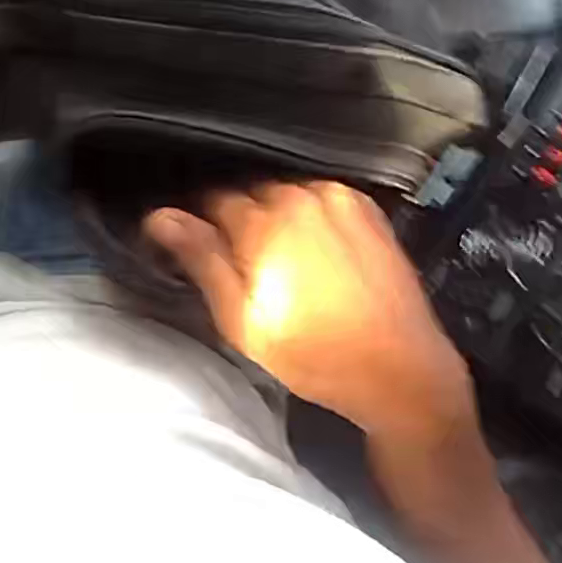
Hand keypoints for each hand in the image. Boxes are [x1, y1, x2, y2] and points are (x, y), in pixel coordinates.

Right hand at [144, 182, 473, 440]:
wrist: (402, 369)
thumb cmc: (315, 355)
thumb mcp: (243, 321)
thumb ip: (202, 260)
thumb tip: (160, 217)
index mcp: (266, 221)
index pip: (211, 200)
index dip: (200, 224)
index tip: (201, 249)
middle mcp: (302, 195)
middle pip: (249, 193)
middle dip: (237, 221)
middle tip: (244, 264)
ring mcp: (339, 197)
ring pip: (284, 194)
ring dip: (273, 216)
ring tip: (282, 260)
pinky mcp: (366, 207)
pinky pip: (318, 198)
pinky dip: (307, 215)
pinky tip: (313, 251)